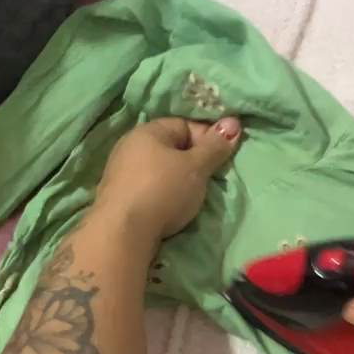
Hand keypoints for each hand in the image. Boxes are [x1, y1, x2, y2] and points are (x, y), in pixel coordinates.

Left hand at [89, 116, 241, 242]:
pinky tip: (172, 208)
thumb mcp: (196, 167)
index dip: (207, 139)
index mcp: (148, 131)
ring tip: (193, 197)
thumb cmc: (163, 190)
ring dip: (180, 181)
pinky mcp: (120, 196)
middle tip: (210, 179)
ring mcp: (122, 172)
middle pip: (172, 148)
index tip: (222, 159)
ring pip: (161, 170)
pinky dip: (164, 195)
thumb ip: (215, 146)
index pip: (185, 125)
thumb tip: (233, 122)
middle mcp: (130, 146)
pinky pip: (150, 188)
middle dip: (194, 162)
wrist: (123, 231)